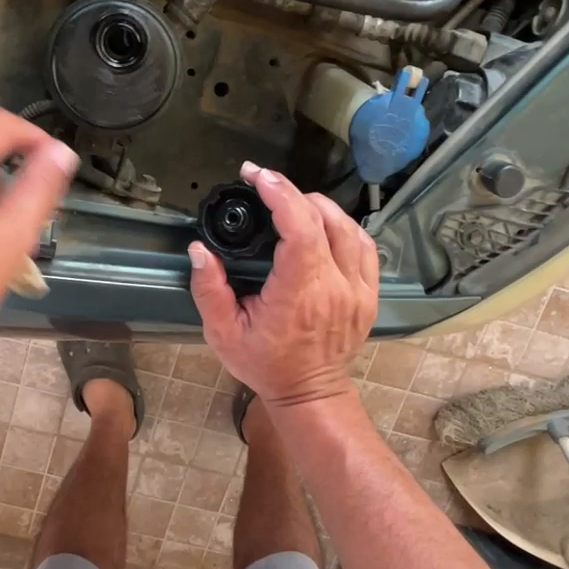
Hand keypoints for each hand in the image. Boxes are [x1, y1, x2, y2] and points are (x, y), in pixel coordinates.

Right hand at [188, 162, 378, 406]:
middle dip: (293, 193)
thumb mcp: (223, 333)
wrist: (310, 392)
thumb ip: (209, 289)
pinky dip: (344, 226)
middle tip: (265, 184)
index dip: (280, 194)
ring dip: (320, 207)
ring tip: (292, 201)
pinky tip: (324, 222)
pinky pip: (365, 246)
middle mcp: (335, 287)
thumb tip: (200, 251)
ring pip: (349, 228)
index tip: (256, 175)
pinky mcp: (368, 294)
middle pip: (325, 220)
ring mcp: (357, 290)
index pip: (300, 229)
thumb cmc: (265, 364)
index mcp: (299, 294)